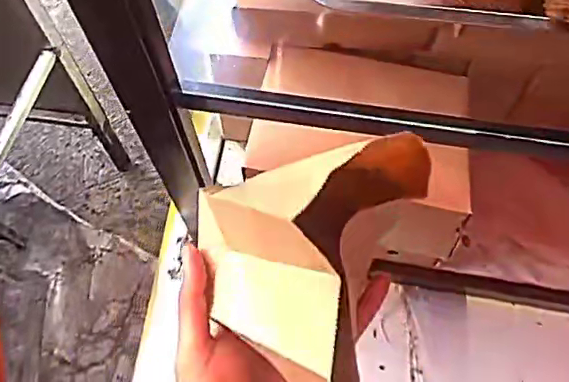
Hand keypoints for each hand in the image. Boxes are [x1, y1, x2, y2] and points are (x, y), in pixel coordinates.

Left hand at [176, 244, 392, 381]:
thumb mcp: (194, 355)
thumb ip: (193, 306)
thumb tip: (193, 253)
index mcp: (239, 320)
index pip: (252, 272)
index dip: (264, 243)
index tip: (275, 214)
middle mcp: (272, 325)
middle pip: (296, 280)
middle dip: (312, 254)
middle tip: (325, 223)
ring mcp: (300, 340)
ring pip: (326, 297)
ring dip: (343, 273)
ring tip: (354, 244)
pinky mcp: (324, 355)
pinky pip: (349, 327)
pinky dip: (366, 305)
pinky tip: (375, 283)